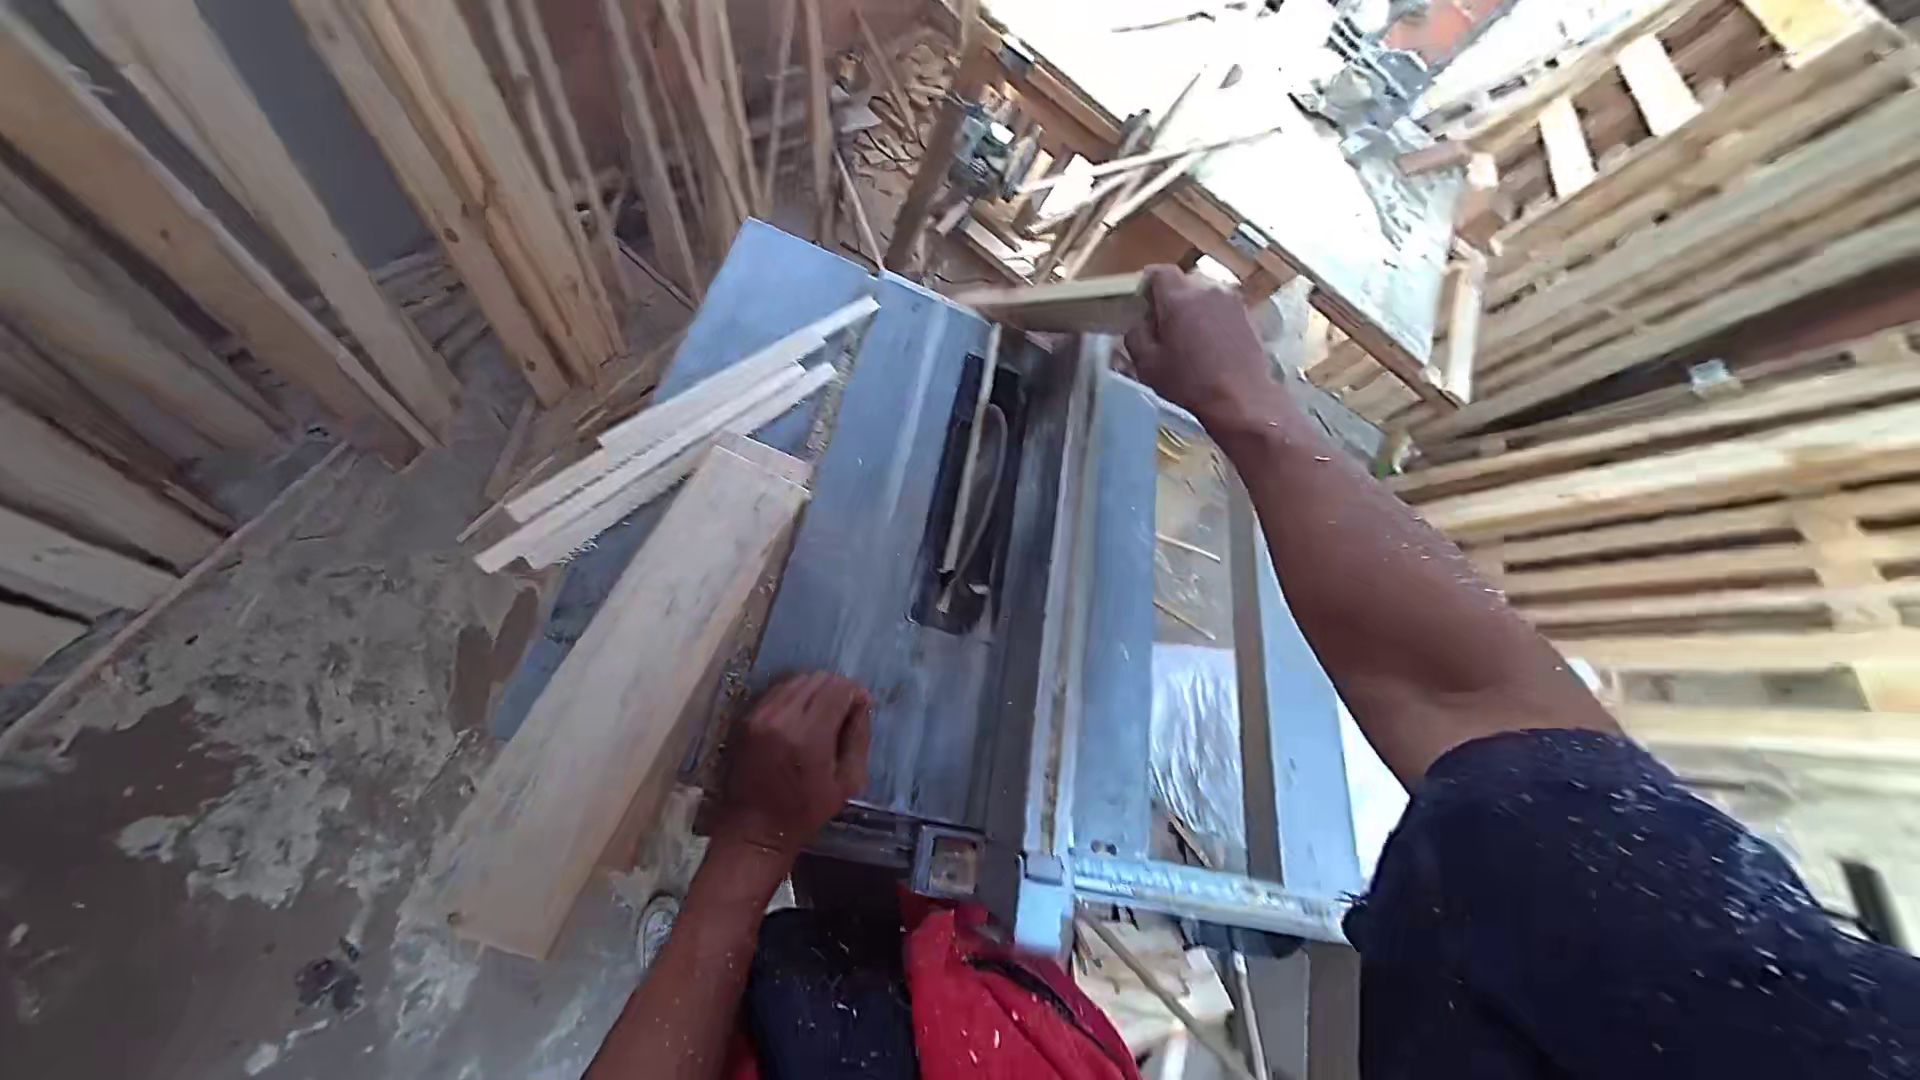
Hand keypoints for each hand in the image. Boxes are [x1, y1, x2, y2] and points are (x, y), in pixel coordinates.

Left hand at [712, 673, 872, 859]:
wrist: (753, 830)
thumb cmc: (805, 811)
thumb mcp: (847, 782)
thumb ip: (859, 737)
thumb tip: (863, 703)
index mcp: (809, 736)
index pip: (838, 688)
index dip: (855, 692)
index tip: (860, 706)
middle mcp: (782, 718)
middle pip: (817, 679)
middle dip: (836, 689)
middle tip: (843, 710)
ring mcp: (760, 716)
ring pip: (796, 680)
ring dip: (814, 690)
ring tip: (821, 712)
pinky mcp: (747, 719)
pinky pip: (777, 691)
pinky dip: (794, 695)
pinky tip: (800, 715)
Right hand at [1125, 265, 1288, 429]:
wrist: (1240, 399)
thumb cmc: (1188, 383)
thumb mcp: (1147, 365)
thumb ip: (1135, 336)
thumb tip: (1139, 323)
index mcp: (1179, 298)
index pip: (1159, 272)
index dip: (1146, 285)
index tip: (1140, 304)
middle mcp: (1208, 290)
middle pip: (1182, 286)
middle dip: (1169, 303)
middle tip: (1161, 331)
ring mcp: (1232, 302)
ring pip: (1203, 298)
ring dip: (1191, 313)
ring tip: (1187, 343)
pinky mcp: (1248, 316)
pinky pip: (1221, 311)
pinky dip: (1211, 322)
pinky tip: (1209, 349)